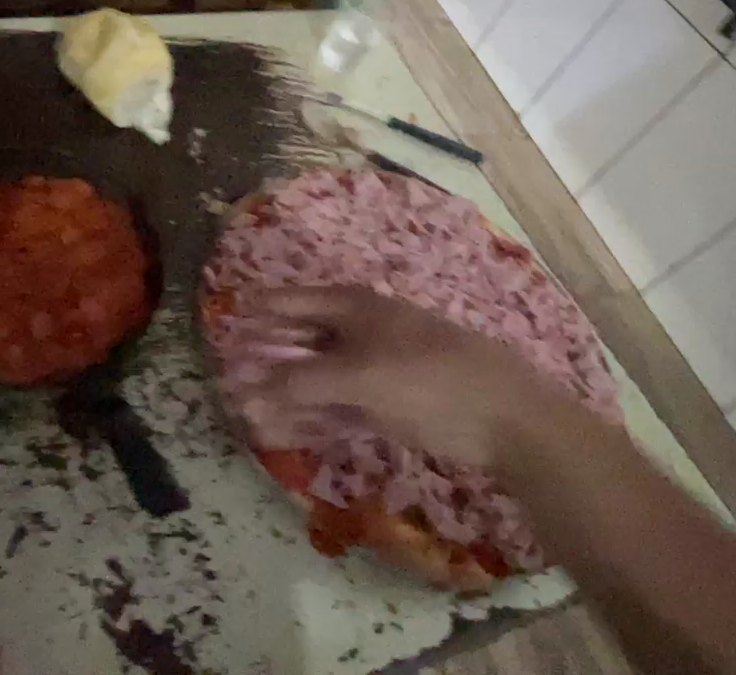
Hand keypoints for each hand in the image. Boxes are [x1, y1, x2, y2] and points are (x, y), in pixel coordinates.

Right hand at [232, 286, 560, 466]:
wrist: (508, 417)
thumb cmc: (428, 379)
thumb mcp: (359, 377)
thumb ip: (301, 382)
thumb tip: (244, 390)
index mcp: (353, 306)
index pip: (292, 302)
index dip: (259, 314)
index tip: (227, 329)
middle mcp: (360, 330)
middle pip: (302, 340)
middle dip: (268, 361)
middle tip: (232, 382)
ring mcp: (375, 366)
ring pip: (318, 377)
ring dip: (286, 395)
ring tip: (251, 416)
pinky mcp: (388, 401)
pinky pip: (339, 405)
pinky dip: (314, 416)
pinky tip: (288, 432)